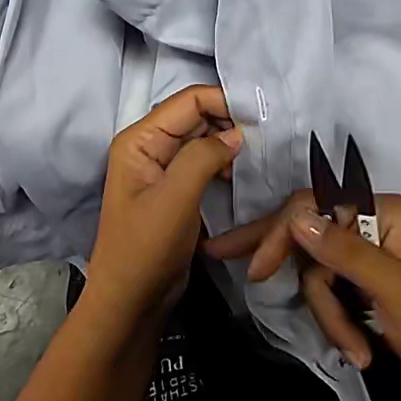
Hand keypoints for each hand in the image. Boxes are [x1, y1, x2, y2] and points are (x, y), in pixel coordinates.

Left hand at [85, 85, 242, 320]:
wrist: (130, 299)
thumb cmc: (145, 248)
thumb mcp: (174, 199)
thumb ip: (203, 158)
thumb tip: (236, 134)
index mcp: (140, 139)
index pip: (188, 100)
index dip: (224, 101)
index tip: (263, 114)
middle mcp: (150, 145)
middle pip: (197, 115)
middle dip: (231, 120)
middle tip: (269, 135)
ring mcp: (163, 167)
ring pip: (203, 138)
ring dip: (231, 142)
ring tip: (263, 152)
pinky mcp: (177, 187)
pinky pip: (204, 162)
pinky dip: (225, 162)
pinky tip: (246, 172)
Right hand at [206, 193, 400, 390]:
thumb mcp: (400, 293)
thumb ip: (346, 253)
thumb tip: (296, 218)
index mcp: (383, 213)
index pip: (314, 206)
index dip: (281, 234)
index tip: (258, 271)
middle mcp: (371, 225)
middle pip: (308, 233)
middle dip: (280, 260)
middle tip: (224, 256)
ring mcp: (369, 254)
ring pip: (317, 272)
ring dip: (328, 314)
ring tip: (355, 350)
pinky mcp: (368, 282)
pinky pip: (331, 291)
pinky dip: (336, 321)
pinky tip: (357, 349)